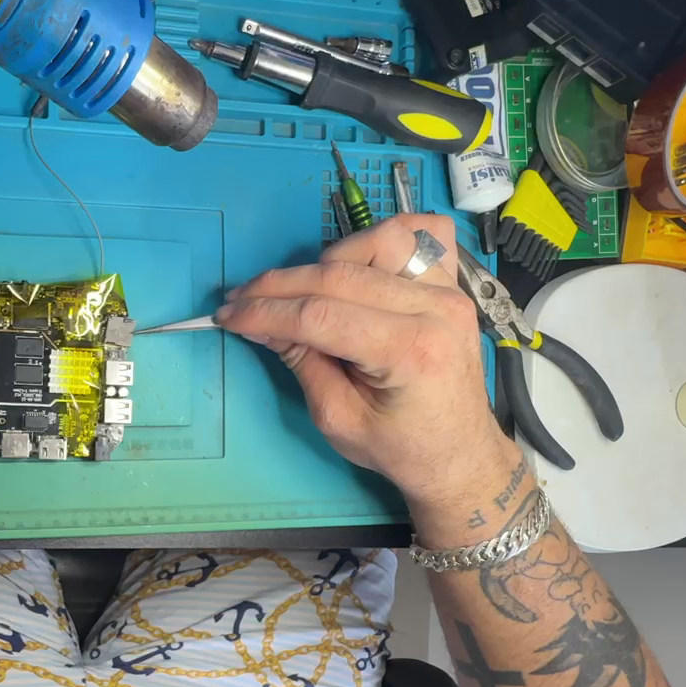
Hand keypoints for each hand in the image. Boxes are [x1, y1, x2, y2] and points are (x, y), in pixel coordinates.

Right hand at [215, 216, 520, 519]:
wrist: (457, 453)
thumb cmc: (398, 447)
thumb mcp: (336, 417)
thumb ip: (301, 362)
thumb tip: (260, 324)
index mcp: (408, 352)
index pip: (320, 315)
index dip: (265, 312)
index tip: (227, 316)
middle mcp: (434, 309)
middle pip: (339, 275)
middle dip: (277, 286)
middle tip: (239, 300)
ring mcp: (449, 289)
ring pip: (378, 241)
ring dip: (327, 261)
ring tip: (303, 293)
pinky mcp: (452, 283)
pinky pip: (420, 233)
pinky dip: (380, 241)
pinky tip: (356, 265)